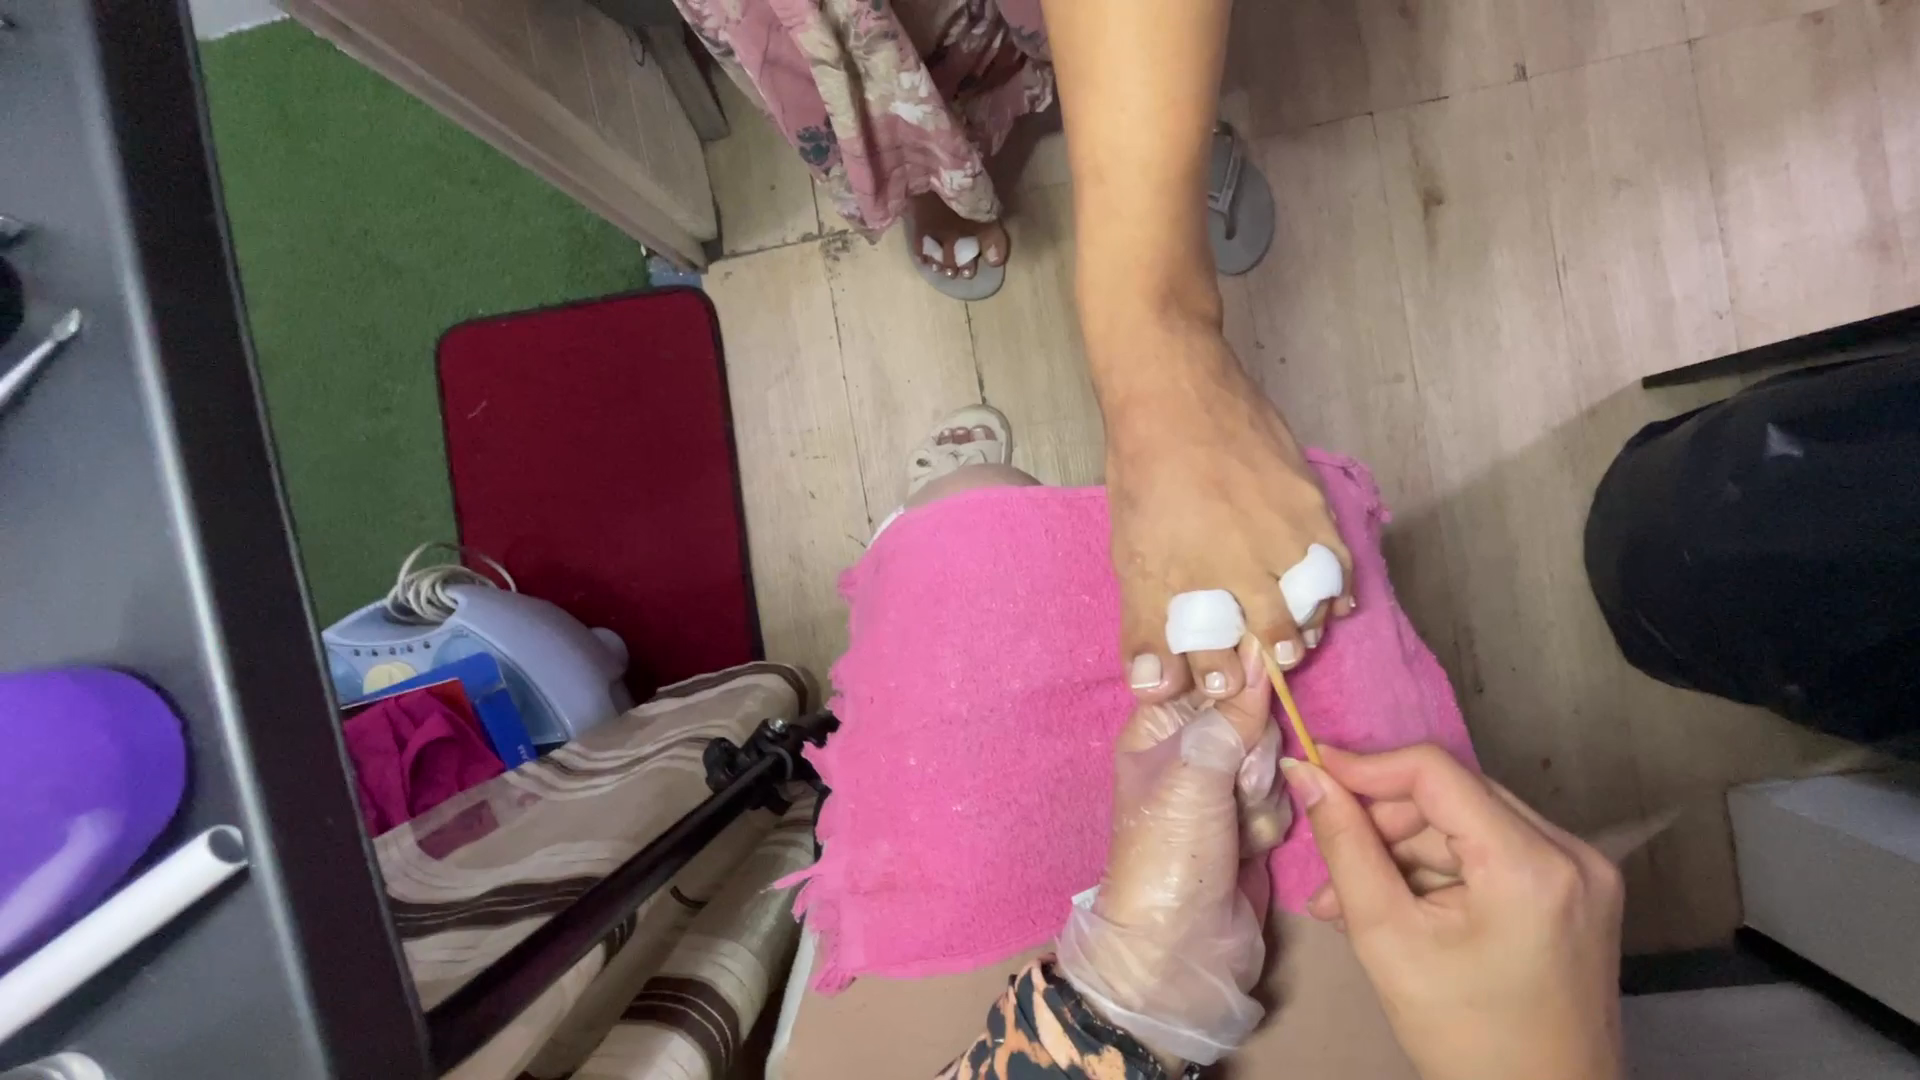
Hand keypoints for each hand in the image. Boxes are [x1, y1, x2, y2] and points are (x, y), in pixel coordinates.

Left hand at [1055, 640, 1287, 1065]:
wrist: (1182, 947)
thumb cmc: (1172, 847)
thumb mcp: (1196, 770)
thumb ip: (1232, 712)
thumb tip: (1255, 648)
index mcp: (1156, 726)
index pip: (1208, 678)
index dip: (1235, 685)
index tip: (1252, 705)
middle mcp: (1187, 749)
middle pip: (1249, 717)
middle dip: (1252, 753)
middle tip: (1235, 786)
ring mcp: (1218, 786)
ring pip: (1270, 757)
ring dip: (1261, 793)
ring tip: (1236, 826)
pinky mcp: (1247, 819)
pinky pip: (1280, 796)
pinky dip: (1269, 821)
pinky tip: (1249, 847)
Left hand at [1102, 322, 1351, 702]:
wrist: (1177, 394)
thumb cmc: (1144, 475)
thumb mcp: (1129, 551)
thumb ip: (1144, 621)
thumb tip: (1152, 687)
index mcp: (1198, 581)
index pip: (1220, 658)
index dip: (1218, 677)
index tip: (1219, 684)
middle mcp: (1252, 564)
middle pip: (1278, 634)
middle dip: (1269, 656)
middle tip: (1265, 660)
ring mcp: (1289, 532)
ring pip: (1315, 602)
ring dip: (1307, 627)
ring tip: (1296, 636)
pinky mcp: (1313, 503)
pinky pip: (1339, 562)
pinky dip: (1338, 590)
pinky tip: (1333, 600)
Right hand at [1288, 746, 1625, 1079]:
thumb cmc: (1461, 1035)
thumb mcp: (1386, 935)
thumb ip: (1344, 843)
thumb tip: (1303, 771)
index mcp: (1531, 865)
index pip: (1434, 772)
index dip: (1366, 766)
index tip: (1310, 773)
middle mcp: (1570, 852)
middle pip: (1448, 795)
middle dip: (1381, 821)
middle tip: (1332, 863)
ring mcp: (1579, 871)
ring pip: (1461, 820)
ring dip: (1400, 848)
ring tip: (1349, 898)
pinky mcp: (1573, 889)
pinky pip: (1485, 848)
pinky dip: (1433, 867)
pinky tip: (1395, 902)